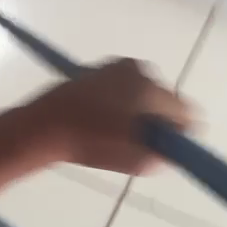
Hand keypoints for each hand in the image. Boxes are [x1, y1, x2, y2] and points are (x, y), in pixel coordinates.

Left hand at [2, 58, 194, 174]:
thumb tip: (170, 148)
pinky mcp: (92, 71)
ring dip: (136, 108)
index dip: (180, 130)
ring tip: (117, 132)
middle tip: (141, 140)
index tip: (170, 146)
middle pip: (162, 97)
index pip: (184, 110)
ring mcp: (111, 67)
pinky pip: (119, 87)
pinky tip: (102, 120)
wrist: (42, 127)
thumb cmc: (91, 143)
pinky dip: (118, 101)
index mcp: (150, 87)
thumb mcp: (136, 160)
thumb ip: (163, 153)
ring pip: (140, 91)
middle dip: (157, 117)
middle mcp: (135, 69)